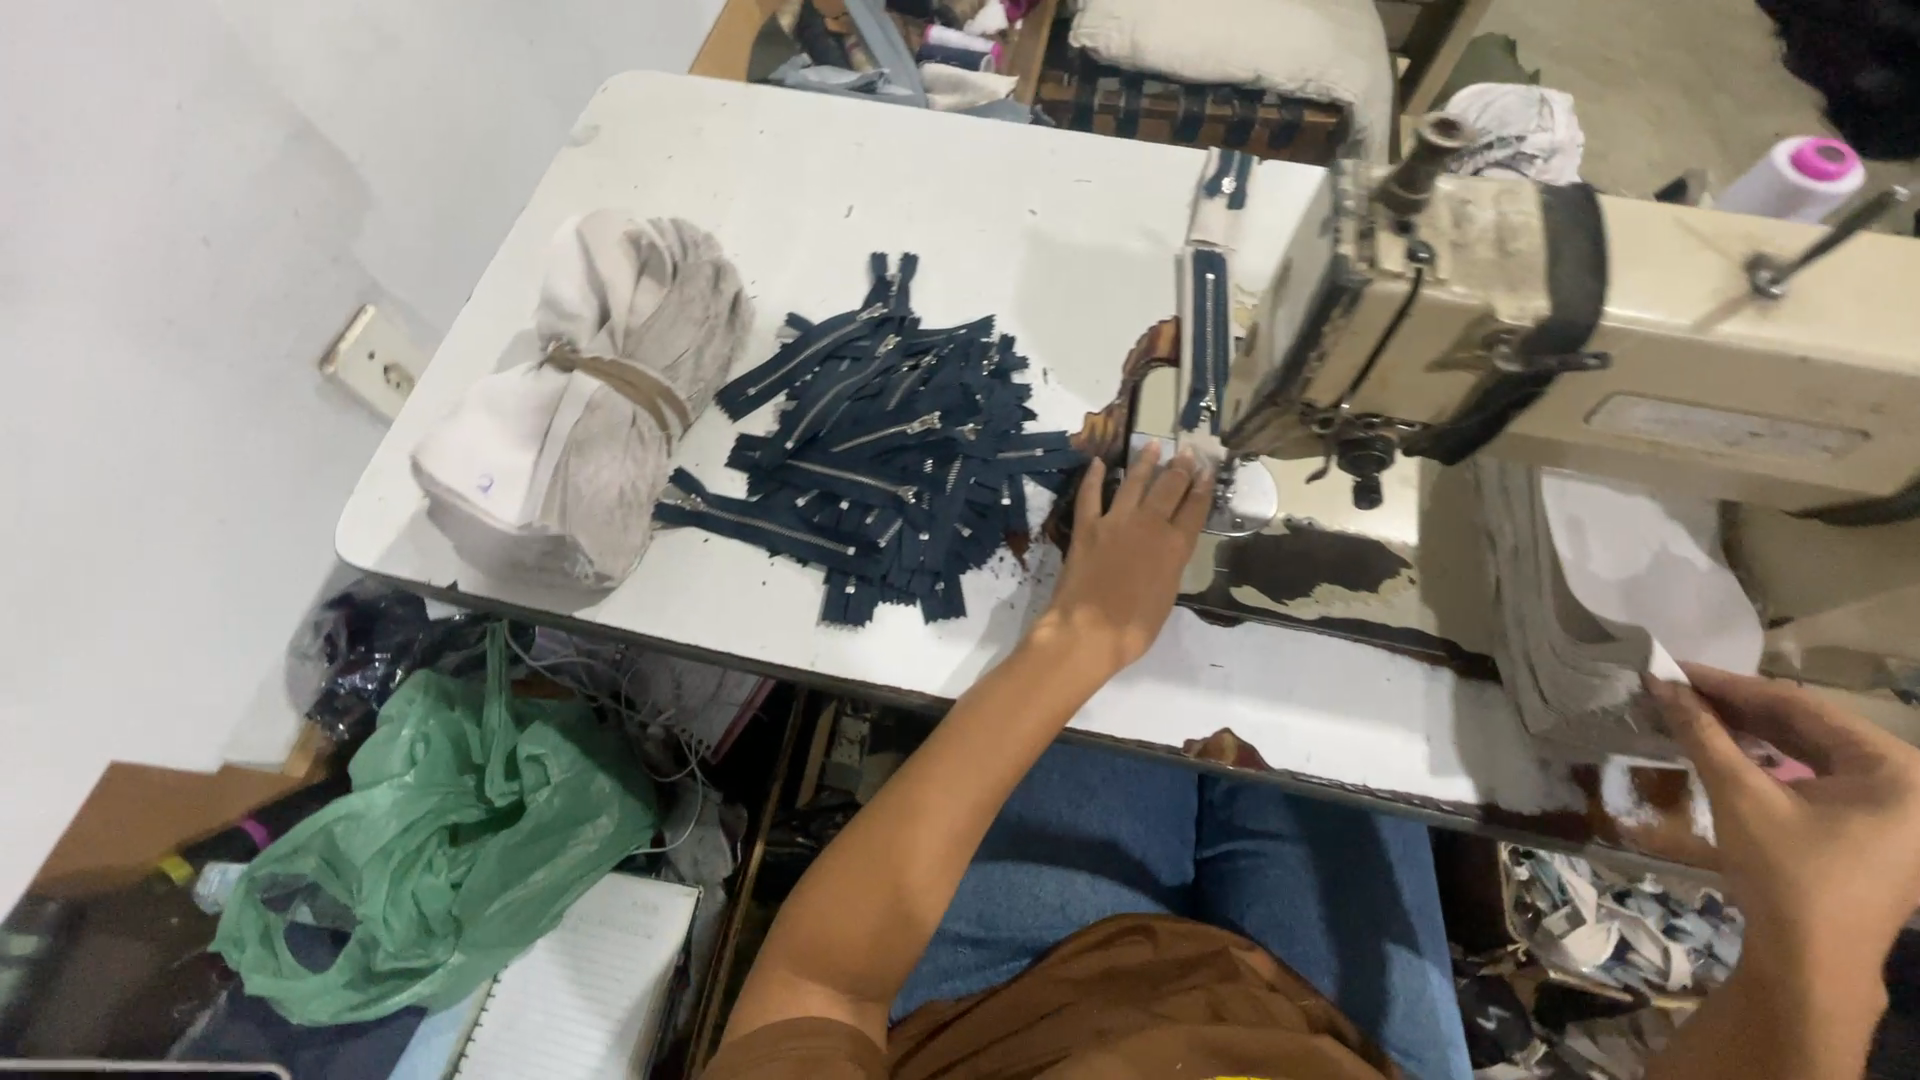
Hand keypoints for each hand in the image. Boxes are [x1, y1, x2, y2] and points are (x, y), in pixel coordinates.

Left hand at [1029, 441, 1212, 676]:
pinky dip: (1095, 477)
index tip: (1207, 471)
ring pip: (1133, 483)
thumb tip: (1168, 551)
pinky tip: (1099, 463)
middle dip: (1180, 468)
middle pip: (1168, 489)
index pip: (1194, 509)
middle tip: (1186, 451)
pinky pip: (1090, 495)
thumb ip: (1169, 566)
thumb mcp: (1167, 597)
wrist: (1089, 630)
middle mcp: (1149, 526)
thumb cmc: (1134, 627)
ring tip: (1152, 445)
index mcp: (1175, 547)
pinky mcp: (1086, 527)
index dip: (1202, 488)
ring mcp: (1115, 522)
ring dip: (1144, 463)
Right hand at [1645, 664, 1919, 986]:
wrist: (1813, 957)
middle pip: (1810, 724)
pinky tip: (1730, 746)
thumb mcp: (1739, 796)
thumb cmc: (1785, 872)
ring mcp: (1899, 804)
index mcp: (1896, 770)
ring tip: (1693, 711)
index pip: (1799, 705)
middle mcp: (1909, 780)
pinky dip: (1771, 755)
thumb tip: (1660, 684)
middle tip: (1677, 688)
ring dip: (1751, 728)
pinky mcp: (1877, 822)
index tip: (1673, 669)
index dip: (1729, 684)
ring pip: (1813, 746)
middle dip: (1738, 705)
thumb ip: (1703, 734)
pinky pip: (1820, 771)